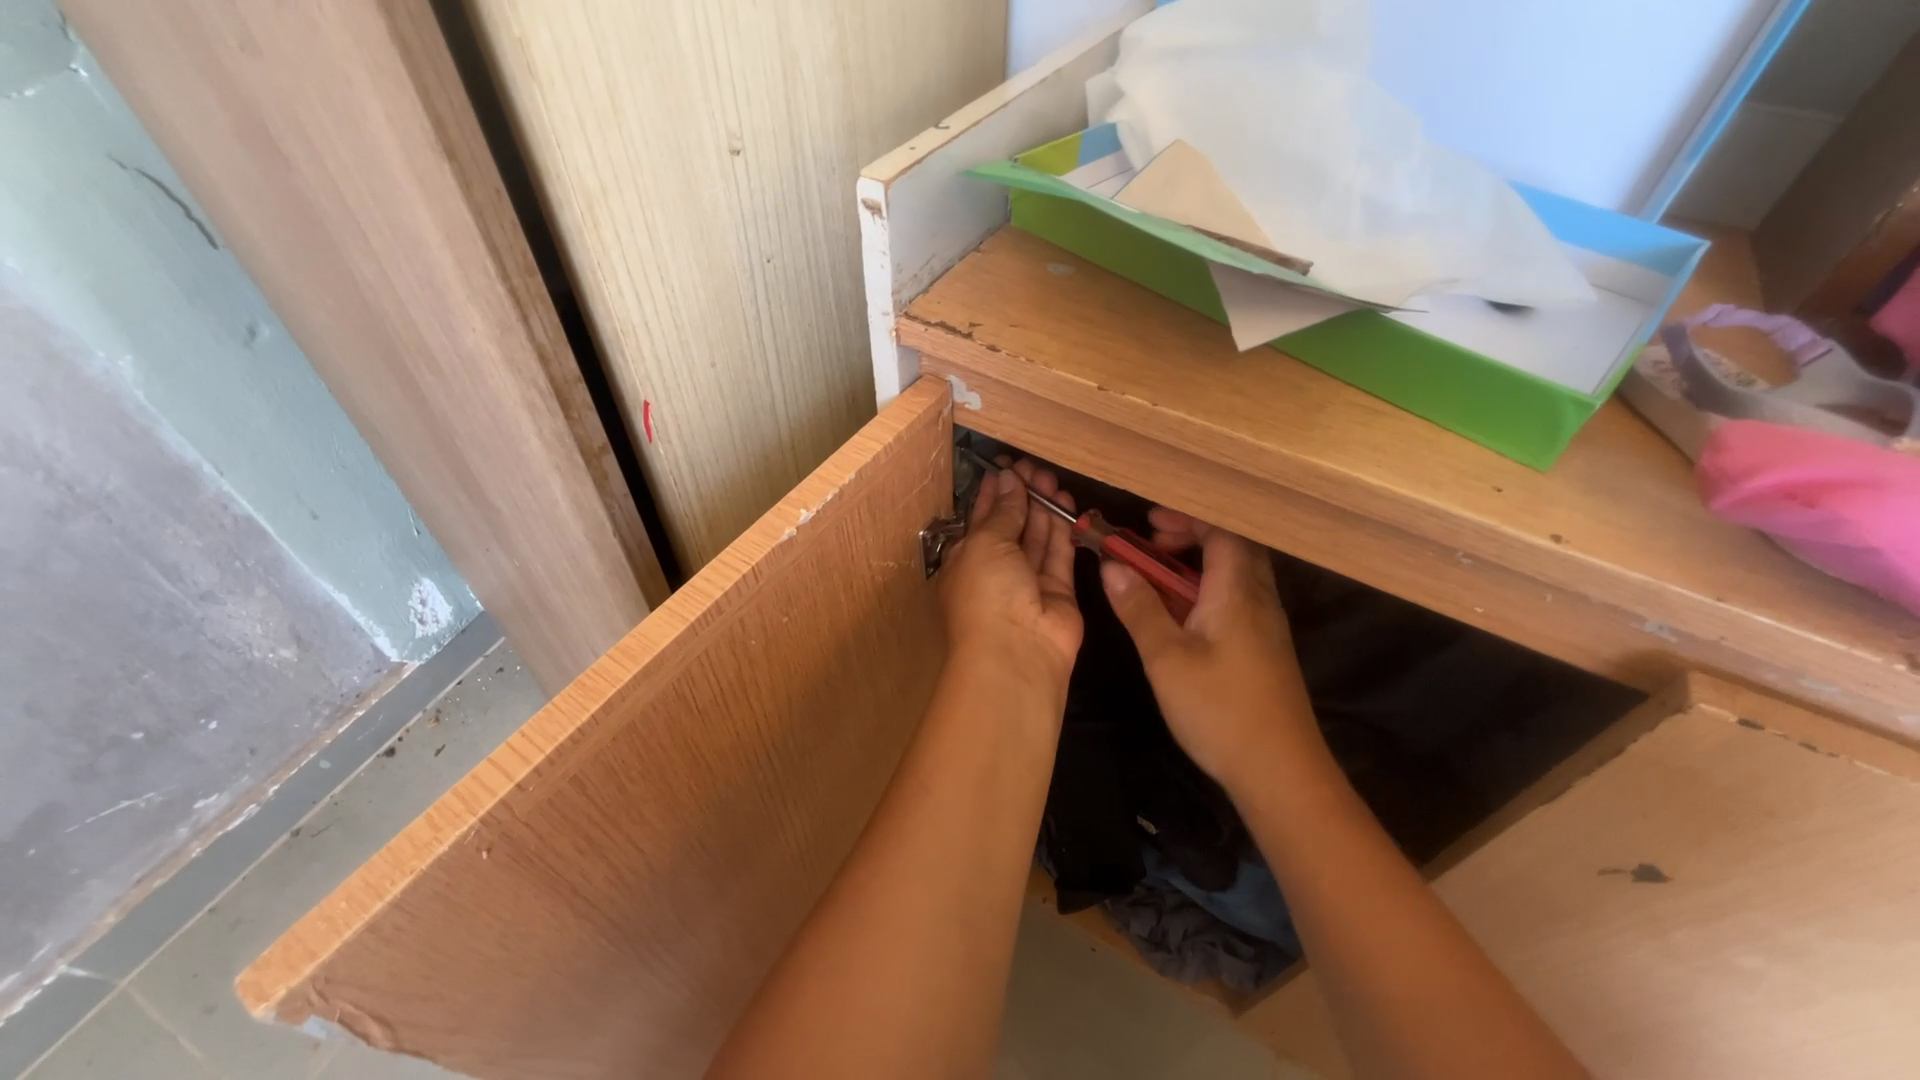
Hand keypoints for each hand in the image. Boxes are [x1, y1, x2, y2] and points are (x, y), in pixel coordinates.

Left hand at [937, 459, 1083, 688]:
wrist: (1015, 652)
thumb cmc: (985, 592)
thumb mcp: (985, 543)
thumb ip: (1002, 511)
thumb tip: (1008, 479)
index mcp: (966, 560)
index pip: (981, 520)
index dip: (993, 493)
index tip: (1006, 465)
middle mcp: (996, 571)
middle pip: (1012, 527)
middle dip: (1021, 496)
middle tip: (1035, 466)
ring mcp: (1028, 583)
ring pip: (1038, 538)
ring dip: (1044, 508)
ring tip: (1052, 477)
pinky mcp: (1059, 592)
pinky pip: (1061, 554)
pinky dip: (1064, 529)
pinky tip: (1067, 502)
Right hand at [1098, 508, 1328, 795]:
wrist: (1280, 770)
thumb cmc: (1220, 709)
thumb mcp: (1166, 658)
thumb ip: (1139, 608)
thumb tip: (1111, 565)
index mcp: (1237, 591)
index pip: (1221, 530)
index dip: (1185, 518)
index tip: (1147, 523)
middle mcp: (1259, 599)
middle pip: (1232, 547)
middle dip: (1190, 537)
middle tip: (1150, 545)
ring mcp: (1266, 625)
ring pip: (1235, 574)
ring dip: (1197, 565)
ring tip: (1157, 579)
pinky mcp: (1265, 649)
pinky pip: (1237, 599)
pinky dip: (1207, 591)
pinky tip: (1182, 618)